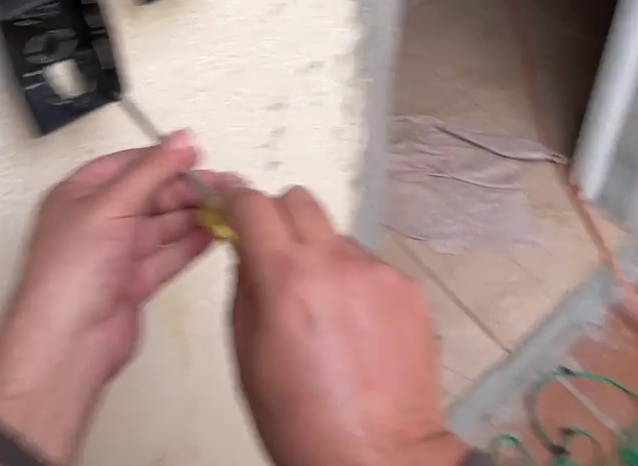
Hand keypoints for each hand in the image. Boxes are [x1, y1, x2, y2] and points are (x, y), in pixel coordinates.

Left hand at [0, 133, 215, 465]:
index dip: (162, 158)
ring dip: (191, 216)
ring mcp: (114, 253)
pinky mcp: (132, 283)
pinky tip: (211, 234)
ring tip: (224, 208)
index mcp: (79, 194)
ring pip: (160, 225)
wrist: (66, 347)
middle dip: (183, 190)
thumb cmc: (71, 273)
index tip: (196, 155)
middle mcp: (96, 220)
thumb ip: (152, 171)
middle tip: (218, 187)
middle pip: (148, 194)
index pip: (127, 164)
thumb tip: (182, 139)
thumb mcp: (112, 206)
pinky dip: (188, 245)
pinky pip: (165, 255)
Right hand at [222, 181, 468, 465]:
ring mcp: (376, 271)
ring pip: (336, 236)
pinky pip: (369, 266)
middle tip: (277, 254)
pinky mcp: (408, 287)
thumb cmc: (299, 419)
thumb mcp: (247, 354)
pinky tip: (358, 328)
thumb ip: (244, 286)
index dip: (235, 199)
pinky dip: (355, 284)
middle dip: (280, 217)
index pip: (253, 204)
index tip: (229, 203)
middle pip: (299, 199)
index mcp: (285, 277)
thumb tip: (246, 247)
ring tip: (326, 312)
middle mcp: (333, 260)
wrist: (378, 461)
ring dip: (322, 257)